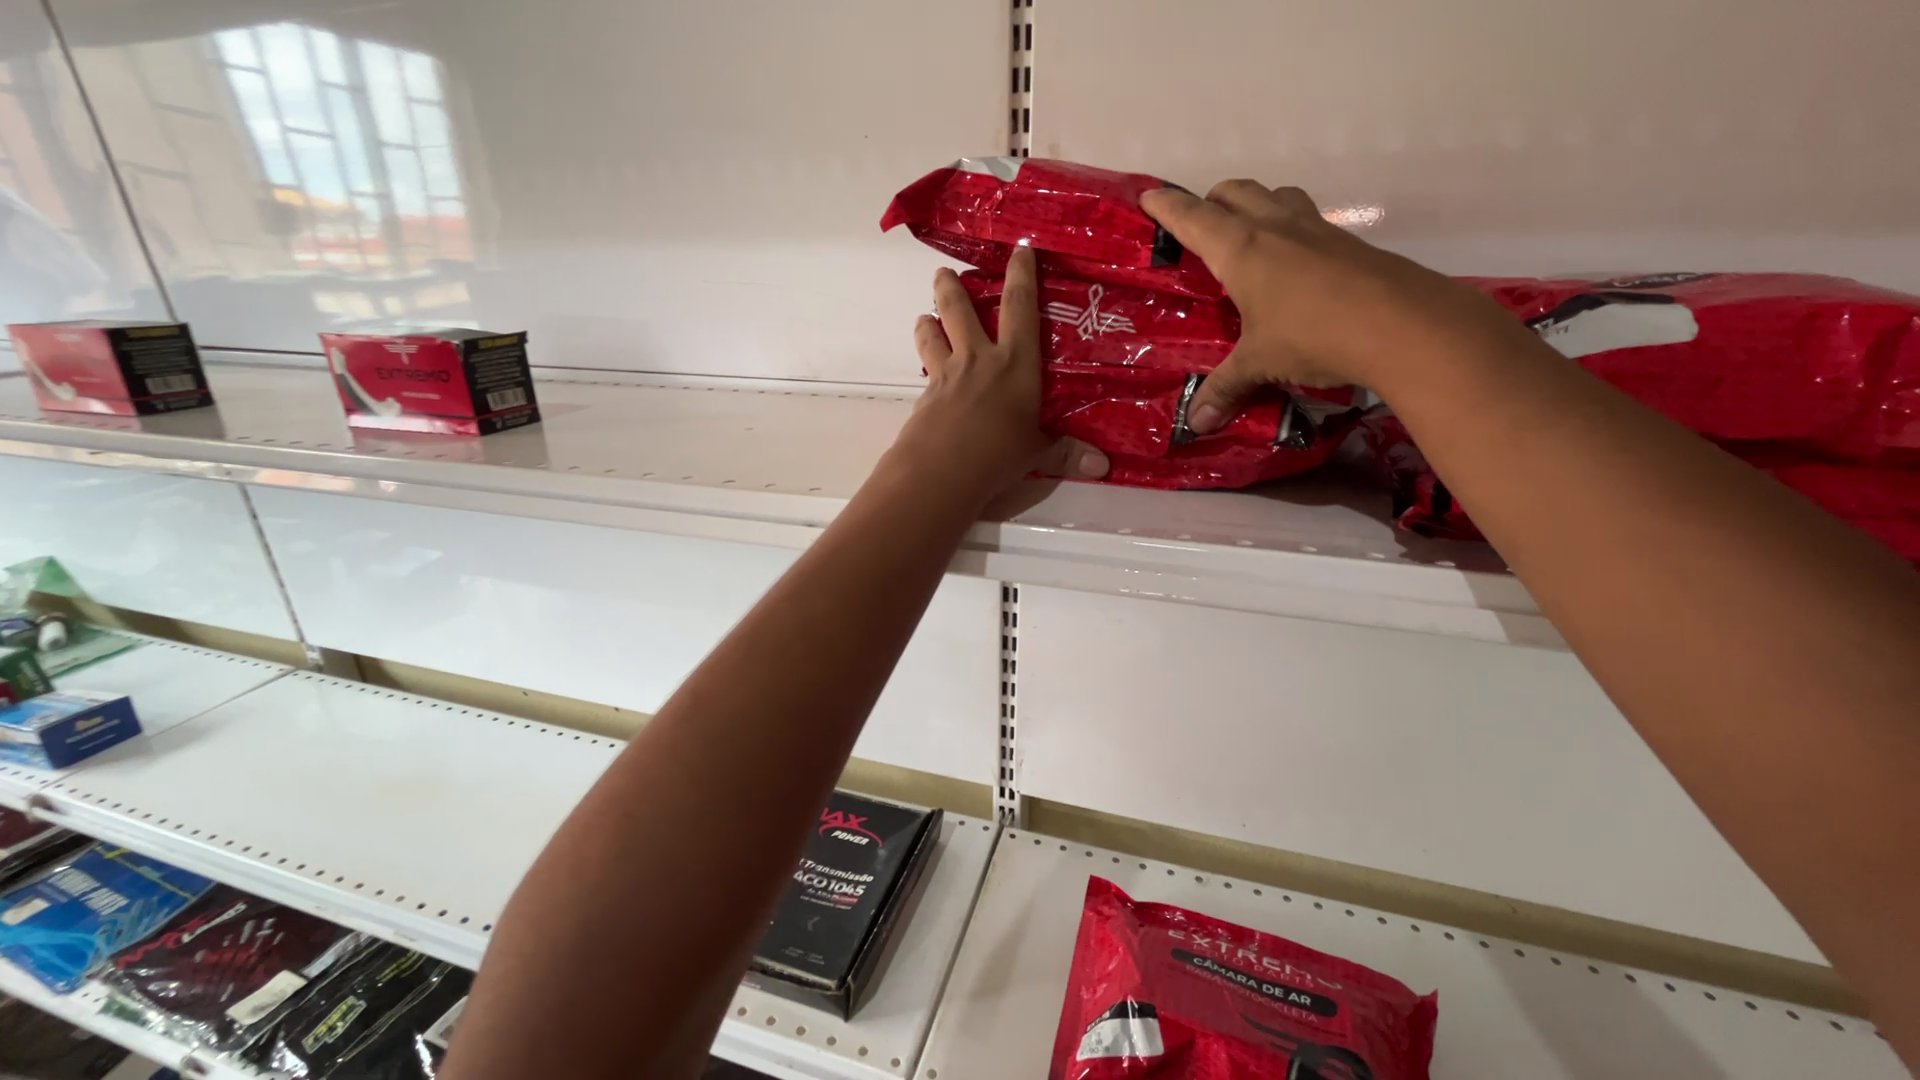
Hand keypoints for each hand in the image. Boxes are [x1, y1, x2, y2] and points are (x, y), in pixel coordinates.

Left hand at [893, 244, 1109, 496]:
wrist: (940, 472)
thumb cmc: (998, 455)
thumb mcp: (1037, 454)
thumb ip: (1065, 454)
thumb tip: (1101, 467)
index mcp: (1015, 363)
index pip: (1019, 306)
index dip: (1020, 274)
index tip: (1018, 249)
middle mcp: (978, 360)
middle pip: (959, 310)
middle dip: (950, 287)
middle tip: (944, 272)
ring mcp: (947, 376)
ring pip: (933, 335)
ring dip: (928, 322)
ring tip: (925, 317)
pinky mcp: (924, 397)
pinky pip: (925, 372)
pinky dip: (925, 364)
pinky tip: (927, 375)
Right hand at [1141, 182, 1526, 433]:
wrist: (1401, 324)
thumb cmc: (1311, 335)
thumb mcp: (1260, 364)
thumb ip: (1225, 388)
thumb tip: (1195, 424)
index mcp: (1240, 249)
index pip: (1193, 217)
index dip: (1167, 206)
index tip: (1147, 196)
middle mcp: (1275, 227)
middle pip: (1236, 191)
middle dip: (1212, 200)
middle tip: (1201, 226)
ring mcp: (1317, 230)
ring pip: (1278, 196)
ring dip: (1257, 205)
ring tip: (1250, 237)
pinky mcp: (1349, 244)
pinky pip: (1310, 222)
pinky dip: (1292, 230)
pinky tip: (1296, 266)